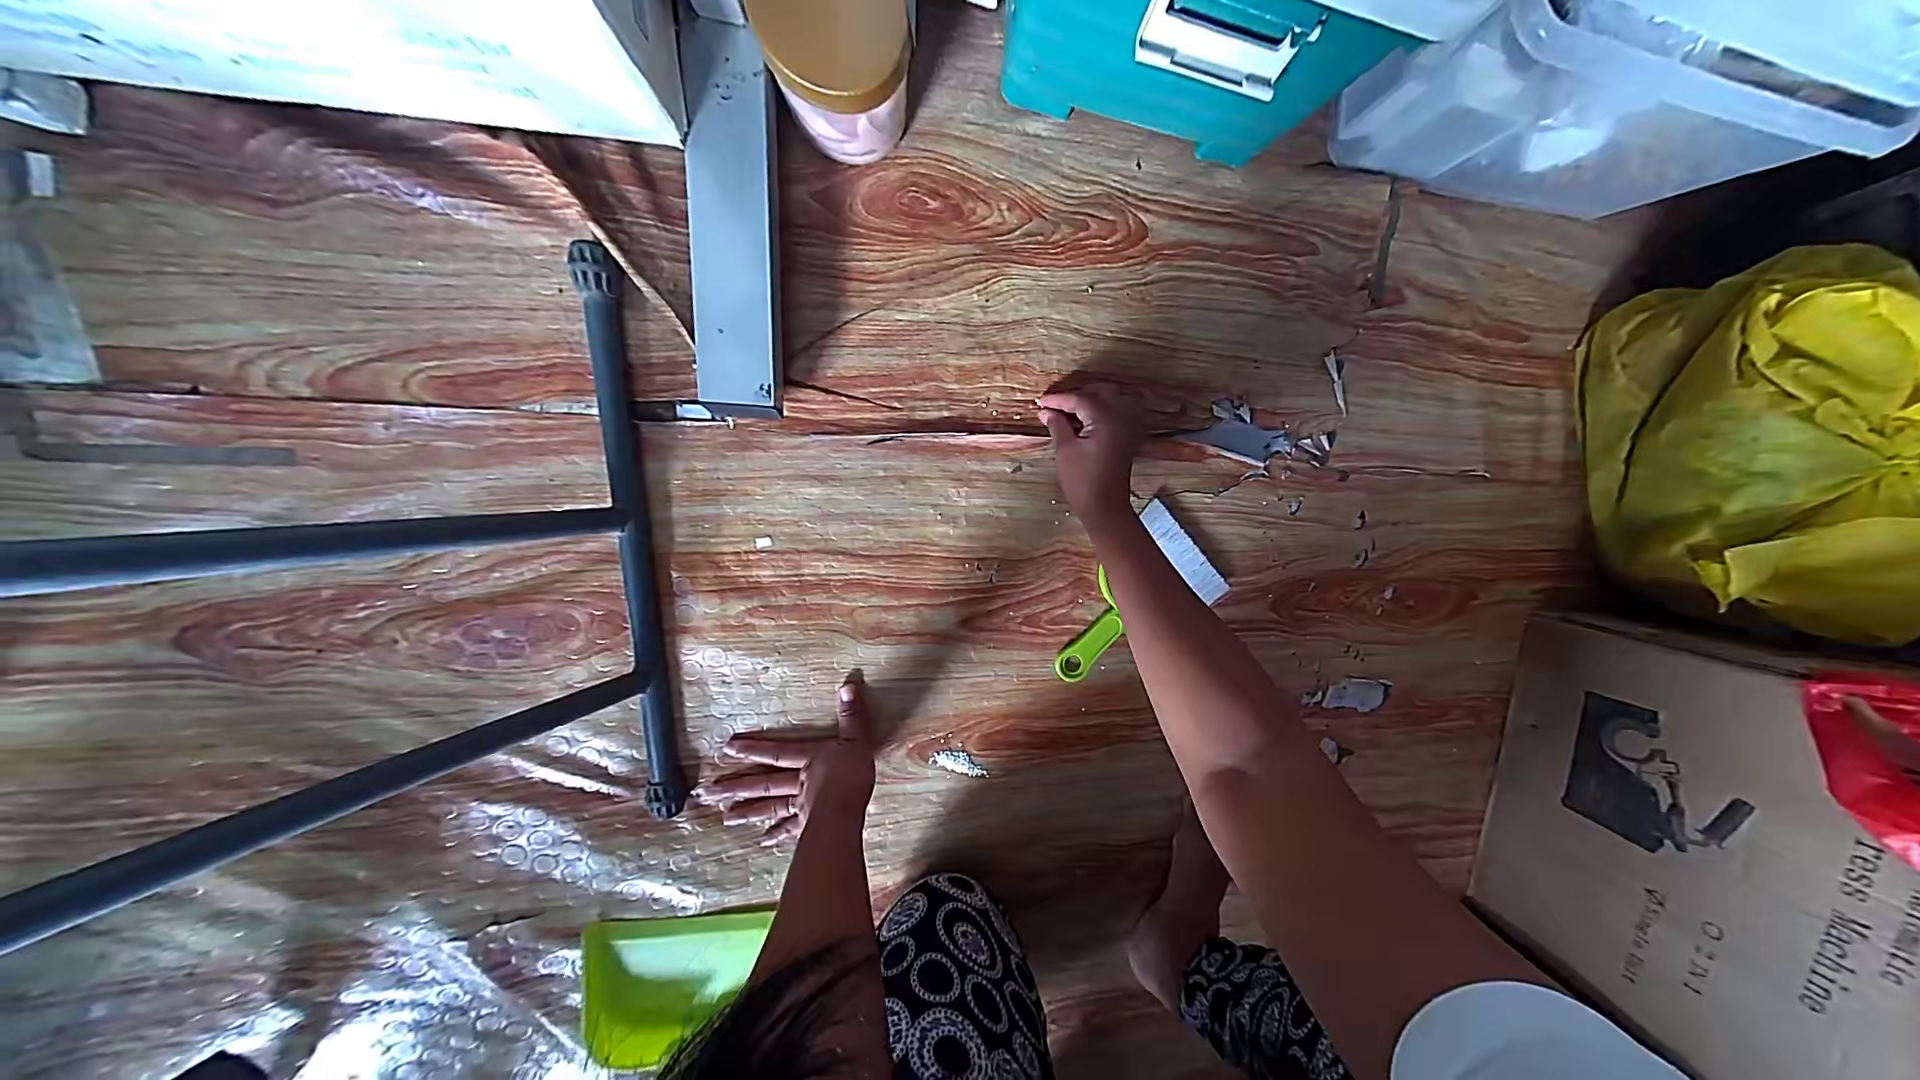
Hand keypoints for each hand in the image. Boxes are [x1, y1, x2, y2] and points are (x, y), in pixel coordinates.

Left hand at [693, 674, 876, 844]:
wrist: (849, 810)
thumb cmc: (851, 777)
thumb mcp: (856, 739)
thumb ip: (851, 714)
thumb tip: (848, 686)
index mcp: (809, 760)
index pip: (776, 752)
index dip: (753, 749)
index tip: (727, 748)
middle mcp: (799, 782)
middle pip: (763, 784)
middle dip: (736, 786)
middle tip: (707, 792)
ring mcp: (802, 806)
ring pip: (770, 807)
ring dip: (748, 812)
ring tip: (726, 817)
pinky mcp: (810, 825)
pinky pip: (790, 829)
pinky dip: (778, 834)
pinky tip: (764, 840)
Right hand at [1038, 383, 1141, 525]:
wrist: (1105, 507)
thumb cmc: (1083, 481)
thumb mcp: (1065, 450)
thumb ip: (1057, 425)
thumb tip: (1047, 412)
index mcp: (1106, 418)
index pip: (1080, 399)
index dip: (1058, 399)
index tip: (1042, 402)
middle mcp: (1120, 418)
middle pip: (1100, 392)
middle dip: (1077, 394)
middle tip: (1055, 405)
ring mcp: (1126, 429)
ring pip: (1109, 402)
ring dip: (1088, 403)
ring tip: (1064, 415)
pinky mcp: (1125, 439)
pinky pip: (1112, 416)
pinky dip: (1096, 414)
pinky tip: (1078, 425)